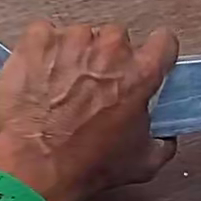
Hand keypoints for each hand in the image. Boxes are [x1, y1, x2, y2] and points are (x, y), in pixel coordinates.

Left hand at [0, 21, 179, 200]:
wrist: (37, 167)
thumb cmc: (86, 165)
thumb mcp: (142, 163)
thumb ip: (162, 142)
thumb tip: (163, 136)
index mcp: (140, 73)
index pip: (163, 42)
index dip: (154, 54)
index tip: (144, 62)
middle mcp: (109, 50)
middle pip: (115, 39)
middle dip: (106, 60)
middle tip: (91, 89)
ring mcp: (71, 41)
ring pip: (78, 36)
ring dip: (73, 56)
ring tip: (59, 89)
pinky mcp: (37, 41)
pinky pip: (43, 34)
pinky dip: (41, 52)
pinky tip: (38, 77)